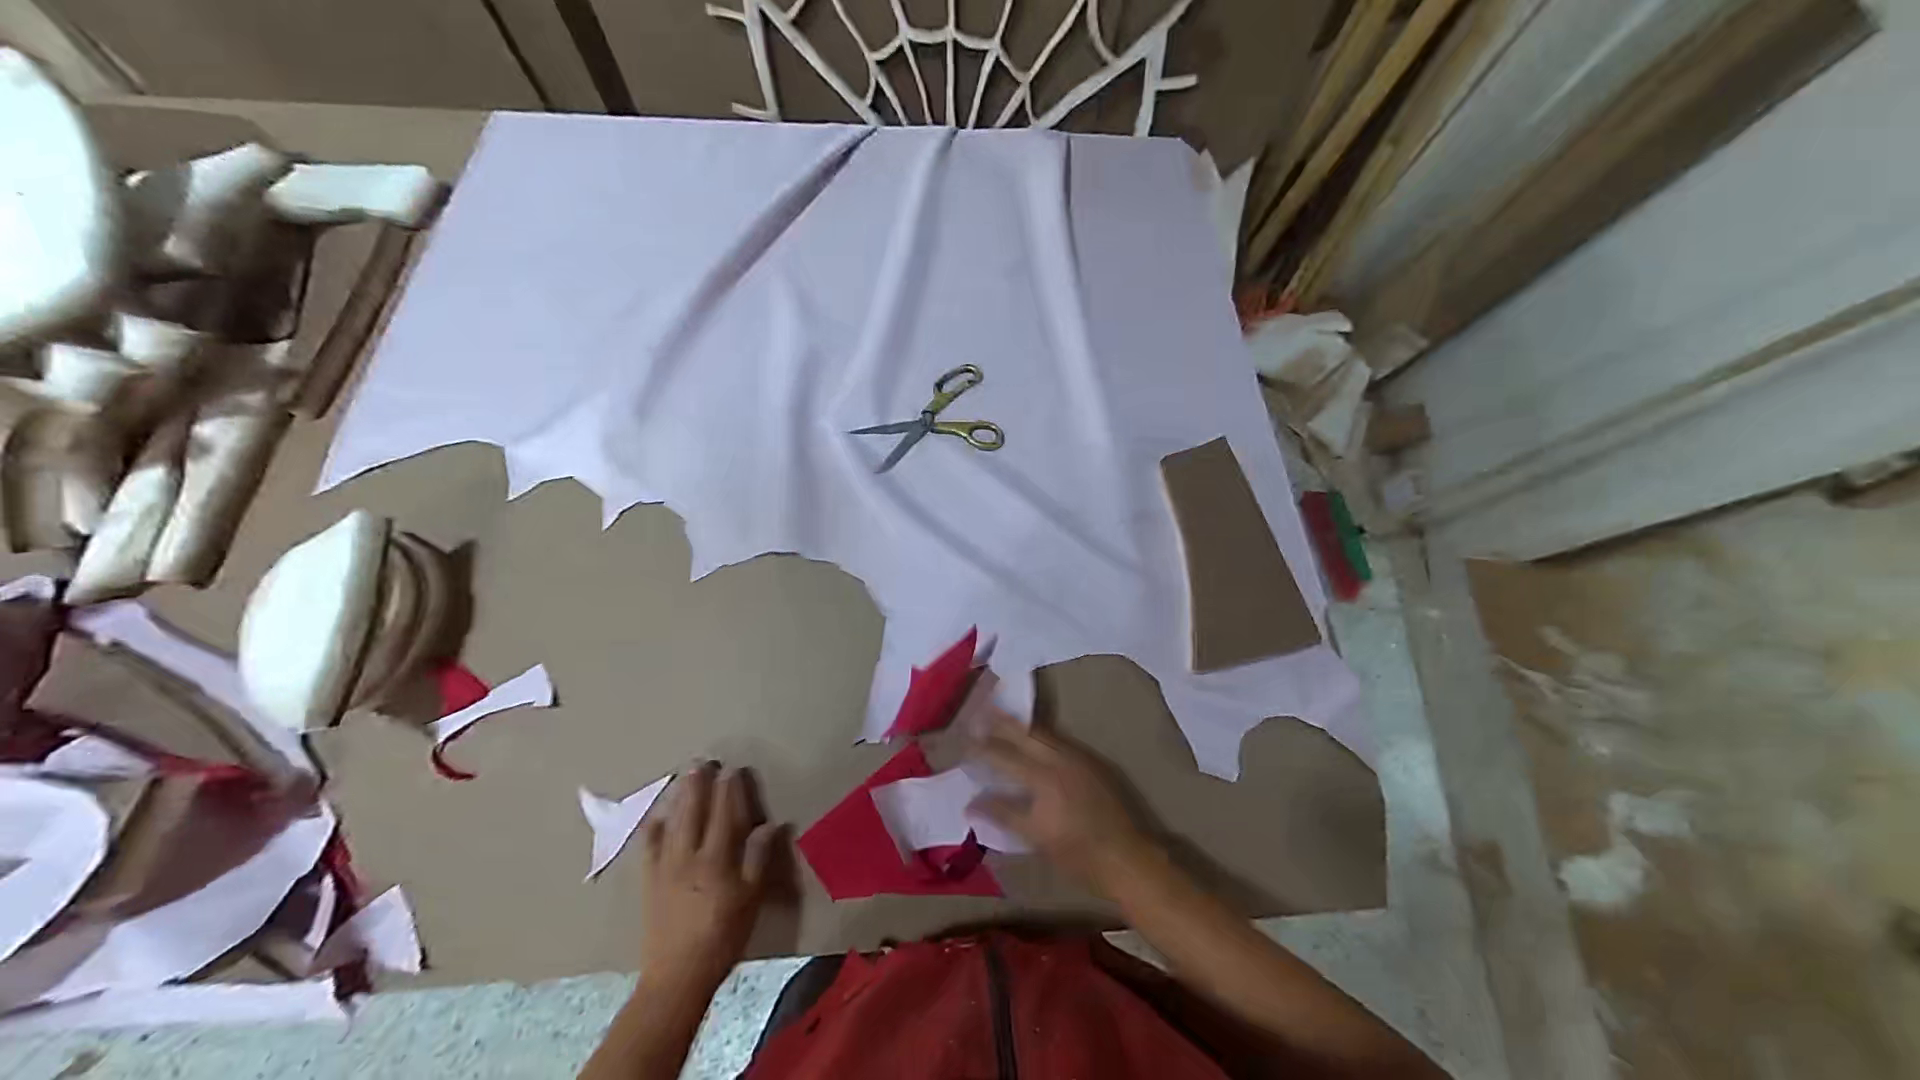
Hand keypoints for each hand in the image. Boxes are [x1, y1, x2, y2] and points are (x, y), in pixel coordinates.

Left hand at [638, 762, 782, 990]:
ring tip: (683, 776)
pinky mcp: (649, 882)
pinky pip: (650, 847)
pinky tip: (656, 817)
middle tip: (702, 761)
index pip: (726, 814)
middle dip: (700, 785)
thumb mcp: (751, 899)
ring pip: (673, 823)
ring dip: (679, 797)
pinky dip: (654, 828)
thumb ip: (759, 859)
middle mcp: (689, 855)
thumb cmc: (723, 936)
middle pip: (695, 811)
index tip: (733, 769)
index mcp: (717, 858)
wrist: (677, 975)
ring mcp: (665, 867)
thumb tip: (769, 824)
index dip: (730, 790)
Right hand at [968, 711, 1159, 898]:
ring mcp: (1078, 759)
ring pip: (1044, 734)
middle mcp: (1060, 760)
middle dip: (1001, 723)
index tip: (965, 741)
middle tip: (981, 712)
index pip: (1005, 756)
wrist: (1124, 856)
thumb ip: (1002, 814)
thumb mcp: (1034, 836)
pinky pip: (1060, 741)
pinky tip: (1034, 737)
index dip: (983, 748)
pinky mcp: (1091, 763)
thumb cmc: (1076, 852)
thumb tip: (970, 803)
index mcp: (1043, 778)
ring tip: (1003, 717)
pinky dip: (1041, 736)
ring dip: (1021, 726)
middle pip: (1025, 734)